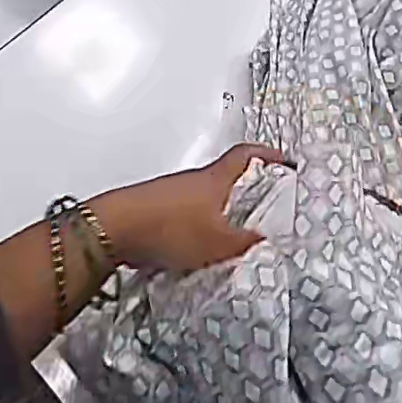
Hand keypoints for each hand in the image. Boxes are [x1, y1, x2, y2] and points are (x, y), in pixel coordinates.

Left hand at [90, 143, 289, 270]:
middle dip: (249, 187)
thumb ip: (244, 242)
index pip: (246, 154)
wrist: (116, 228)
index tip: (284, 161)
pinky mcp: (159, 207)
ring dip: (225, 208)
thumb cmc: (171, 228)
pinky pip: (192, 210)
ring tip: (239, 233)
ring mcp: (176, 191)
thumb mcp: (217, 243)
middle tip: (268, 205)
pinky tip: (204, 247)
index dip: (267, 155)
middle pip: (229, 175)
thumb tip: (266, 238)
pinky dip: (204, 222)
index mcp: (216, 178)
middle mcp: (197, 179)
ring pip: (209, 195)